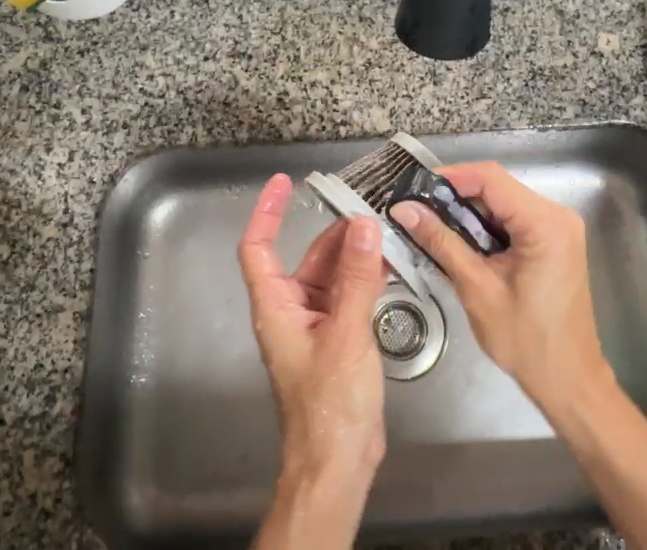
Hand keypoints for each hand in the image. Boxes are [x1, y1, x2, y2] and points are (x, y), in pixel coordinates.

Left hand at [238, 174, 388, 505]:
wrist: (337, 462)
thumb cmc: (330, 403)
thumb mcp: (346, 334)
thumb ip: (356, 278)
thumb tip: (364, 225)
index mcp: (276, 307)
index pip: (258, 248)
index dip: (266, 213)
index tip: (283, 183)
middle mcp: (291, 312)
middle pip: (307, 259)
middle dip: (334, 235)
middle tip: (368, 210)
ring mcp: (314, 328)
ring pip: (331, 278)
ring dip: (354, 257)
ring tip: (384, 233)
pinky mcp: (336, 342)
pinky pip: (347, 299)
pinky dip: (364, 281)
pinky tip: (388, 268)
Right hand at [389, 162, 609, 405]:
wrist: (568, 379)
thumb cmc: (525, 339)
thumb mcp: (476, 288)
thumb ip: (441, 242)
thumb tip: (405, 210)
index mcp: (545, 223)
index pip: (491, 178)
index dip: (450, 177)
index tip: (415, 188)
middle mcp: (558, 215)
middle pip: (498, 188)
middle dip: (455, 197)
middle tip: (416, 210)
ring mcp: (559, 228)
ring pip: (503, 203)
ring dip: (468, 213)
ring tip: (430, 225)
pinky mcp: (555, 242)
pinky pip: (514, 220)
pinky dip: (486, 227)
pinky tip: (460, 241)